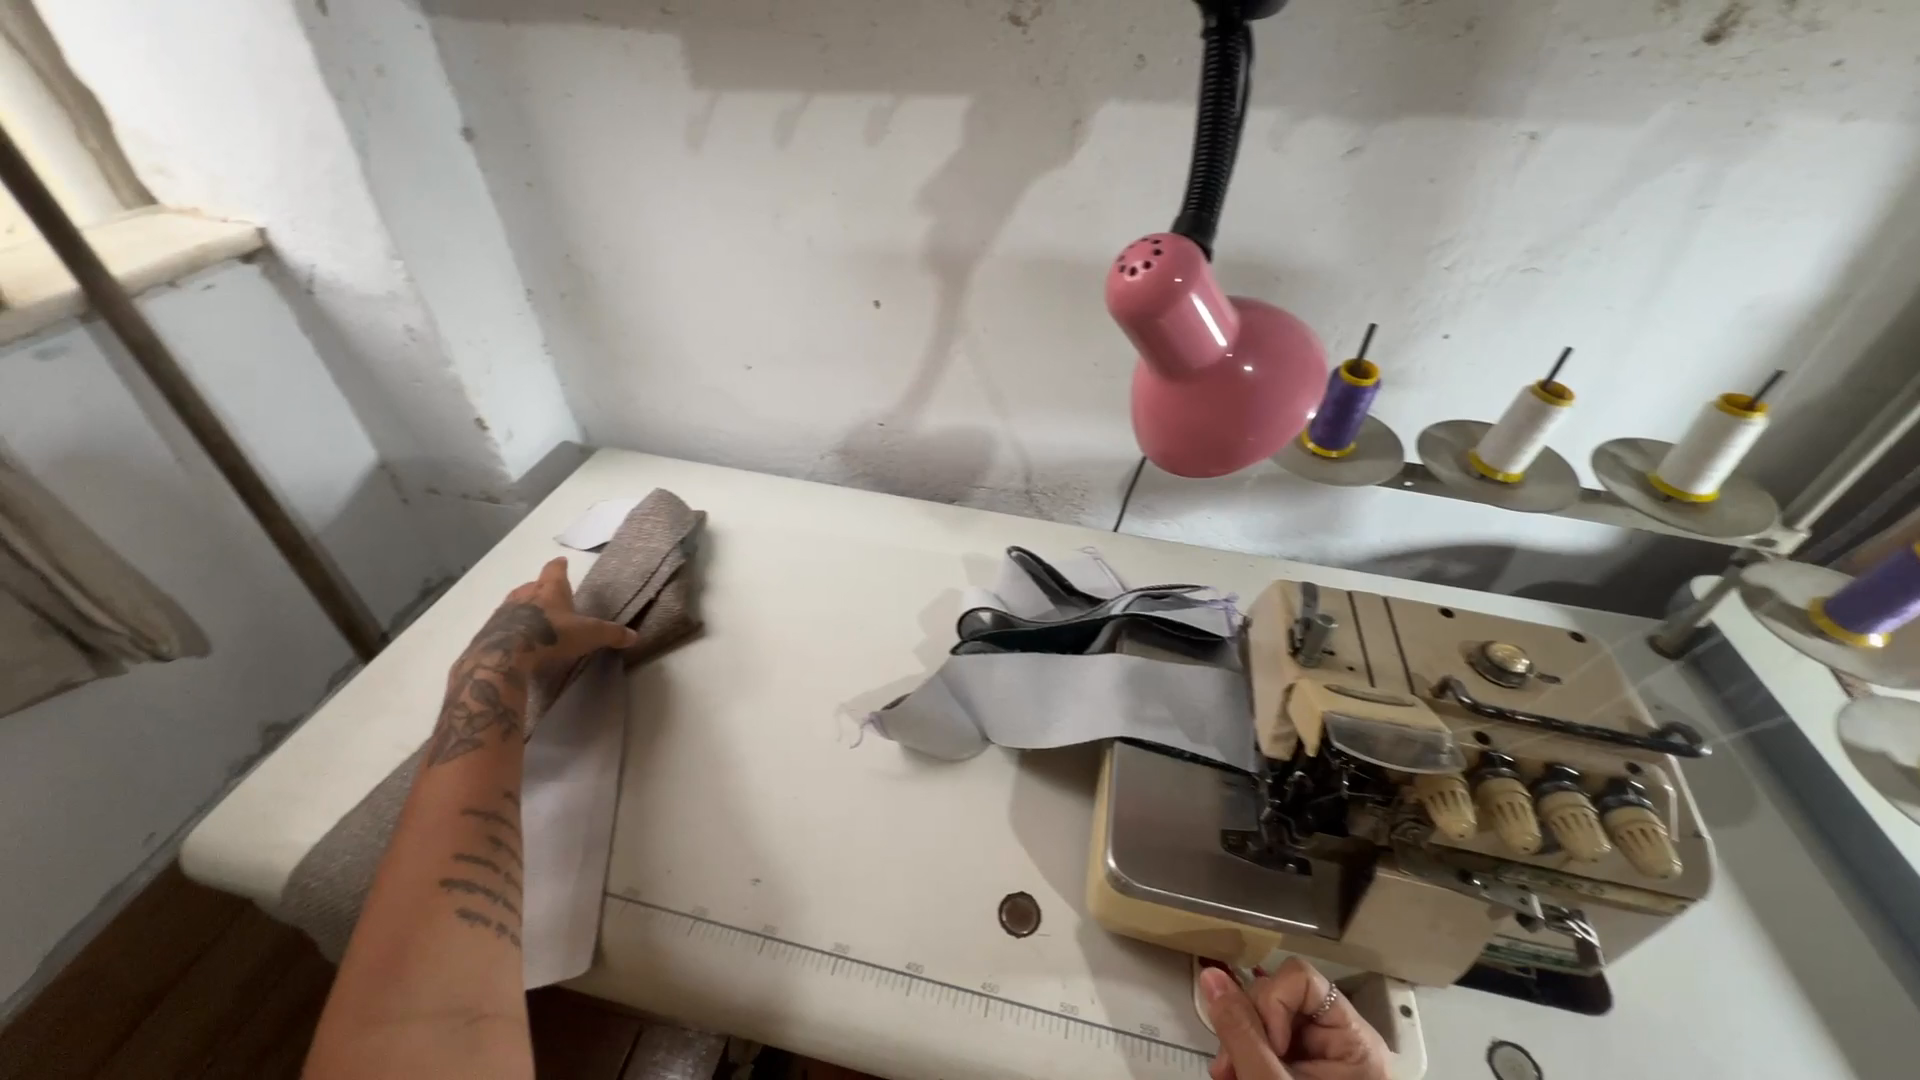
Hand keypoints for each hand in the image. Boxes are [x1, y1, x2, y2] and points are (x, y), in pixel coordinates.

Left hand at [455, 556, 638, 682]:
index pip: (555, 570)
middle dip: (541, 589)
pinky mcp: (490, 630)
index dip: (559, 566)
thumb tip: (634, 636)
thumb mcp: (590, 635)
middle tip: (550, 596)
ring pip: (516, 603)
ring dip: (524, 608)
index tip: (561, 561)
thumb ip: (611, 634)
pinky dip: (511, 627)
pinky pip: (503, 624)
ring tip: (534, 619)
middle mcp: (526, 594)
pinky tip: (517, 639)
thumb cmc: (552, 635)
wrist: (505, 655)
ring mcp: (504, 611)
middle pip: (533, 585)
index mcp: (550, 589)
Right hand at [1201, 959, 1390, 1079]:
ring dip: (1241, 1045)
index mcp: (1355, 1041)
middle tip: (1228, 1068)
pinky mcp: (1308, 1072)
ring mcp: (1326, 1058)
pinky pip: (1270, 1043)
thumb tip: (1211, 976)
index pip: (1302, 980)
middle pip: (1280, 997)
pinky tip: (1236, 1078)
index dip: (1272, 1002)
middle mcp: (1344, 1041)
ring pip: (1268, 1021)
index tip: (1267, 1047)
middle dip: (1246, 1028)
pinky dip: (1249, 1058)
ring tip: (1228, 1077)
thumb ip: (1240, 1032)